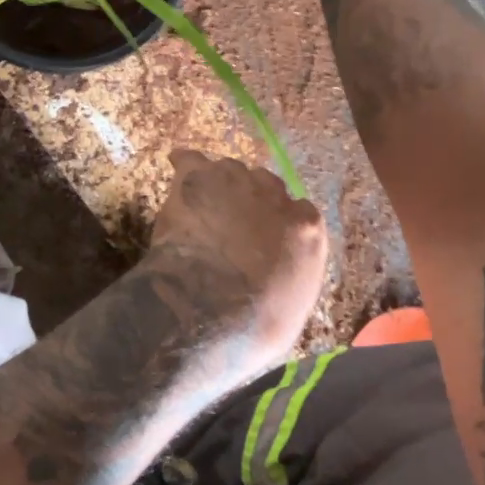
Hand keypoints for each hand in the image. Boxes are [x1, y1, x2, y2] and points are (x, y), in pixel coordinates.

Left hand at [148, 150, 326, 361]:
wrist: (210, 311)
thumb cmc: (256, 325)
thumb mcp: (295, 300)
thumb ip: (293, 267)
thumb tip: (279, 265)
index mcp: (307, 227)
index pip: (298, 210)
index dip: (276, 220)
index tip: (262, 233)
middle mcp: (274, 194)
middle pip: (262, 183)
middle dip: (248, 199)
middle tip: (228, 221)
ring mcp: (234, 180)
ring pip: (228, 170)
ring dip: (218, 185)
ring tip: (202, 207)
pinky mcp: (195, 177)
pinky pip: (188, 159)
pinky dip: (183, 164)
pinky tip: (177, 171)